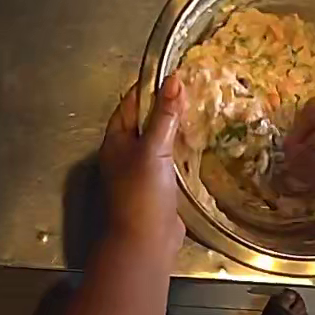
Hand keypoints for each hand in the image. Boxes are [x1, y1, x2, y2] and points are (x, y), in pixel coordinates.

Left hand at [100, 76, 184, 256]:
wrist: (146, 240)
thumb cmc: (142, 194)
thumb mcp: (154, 149)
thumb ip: (165, 115)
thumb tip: (175, 80)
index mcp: (116, 140)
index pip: (131, 103)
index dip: (151, 87)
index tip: (174, 75)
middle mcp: (125, 153)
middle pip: (145, 121)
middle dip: (166, 107)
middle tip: (191, 92)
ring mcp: (142, 171)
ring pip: (159, 141)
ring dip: (175, 129)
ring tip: (198, 114)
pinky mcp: (158, 187)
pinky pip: (170, 161)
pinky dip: (182, 151)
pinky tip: (197, 146)